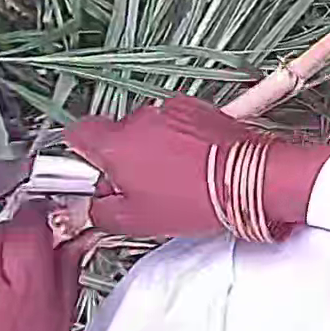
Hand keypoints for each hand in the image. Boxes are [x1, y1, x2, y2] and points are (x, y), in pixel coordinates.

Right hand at [65, 97, 329, 238]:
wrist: (252, 178)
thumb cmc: (199, 198)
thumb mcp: (136, 221)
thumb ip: (102, 210)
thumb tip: (97, 204)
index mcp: (117, 143)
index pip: (77, 133)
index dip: (81, 155)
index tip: (92, 172)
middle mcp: (142, 118)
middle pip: (116, 133)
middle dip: (124, 158)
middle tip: (141, 188)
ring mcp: (173, 109)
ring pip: (149, 128)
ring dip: (155, 149)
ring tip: (176, 180)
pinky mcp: (199, 108)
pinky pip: (177, 123)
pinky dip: (181, 140)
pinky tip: (195, 167)